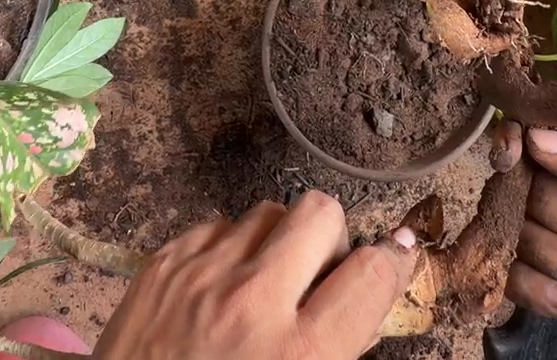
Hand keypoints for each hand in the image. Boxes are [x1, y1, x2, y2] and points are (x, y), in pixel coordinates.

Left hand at [95, 192, 418, 358]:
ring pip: (267, 211)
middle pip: (320, 211)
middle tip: (314, 275)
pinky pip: (217, 224)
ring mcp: (201, 274)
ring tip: (261, 284)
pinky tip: (218, 289)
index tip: (394, 256)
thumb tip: (371, 288)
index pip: (370, 273)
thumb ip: (338, 346)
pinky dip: (227, 249)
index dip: (393, 261)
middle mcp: (252, 301)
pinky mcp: (162, 262)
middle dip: (328, 239)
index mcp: (300, 355)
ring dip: (275, 241)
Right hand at [504, 126, 556, 359]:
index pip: (546, 140)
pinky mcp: (540, 295)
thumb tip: (536, 136)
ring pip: (513, 228)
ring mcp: (554, 251)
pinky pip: (507, 274)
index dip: (521, 141)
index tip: (513, 151)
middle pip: (523, 184)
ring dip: (552, 256)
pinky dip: (534, 288)